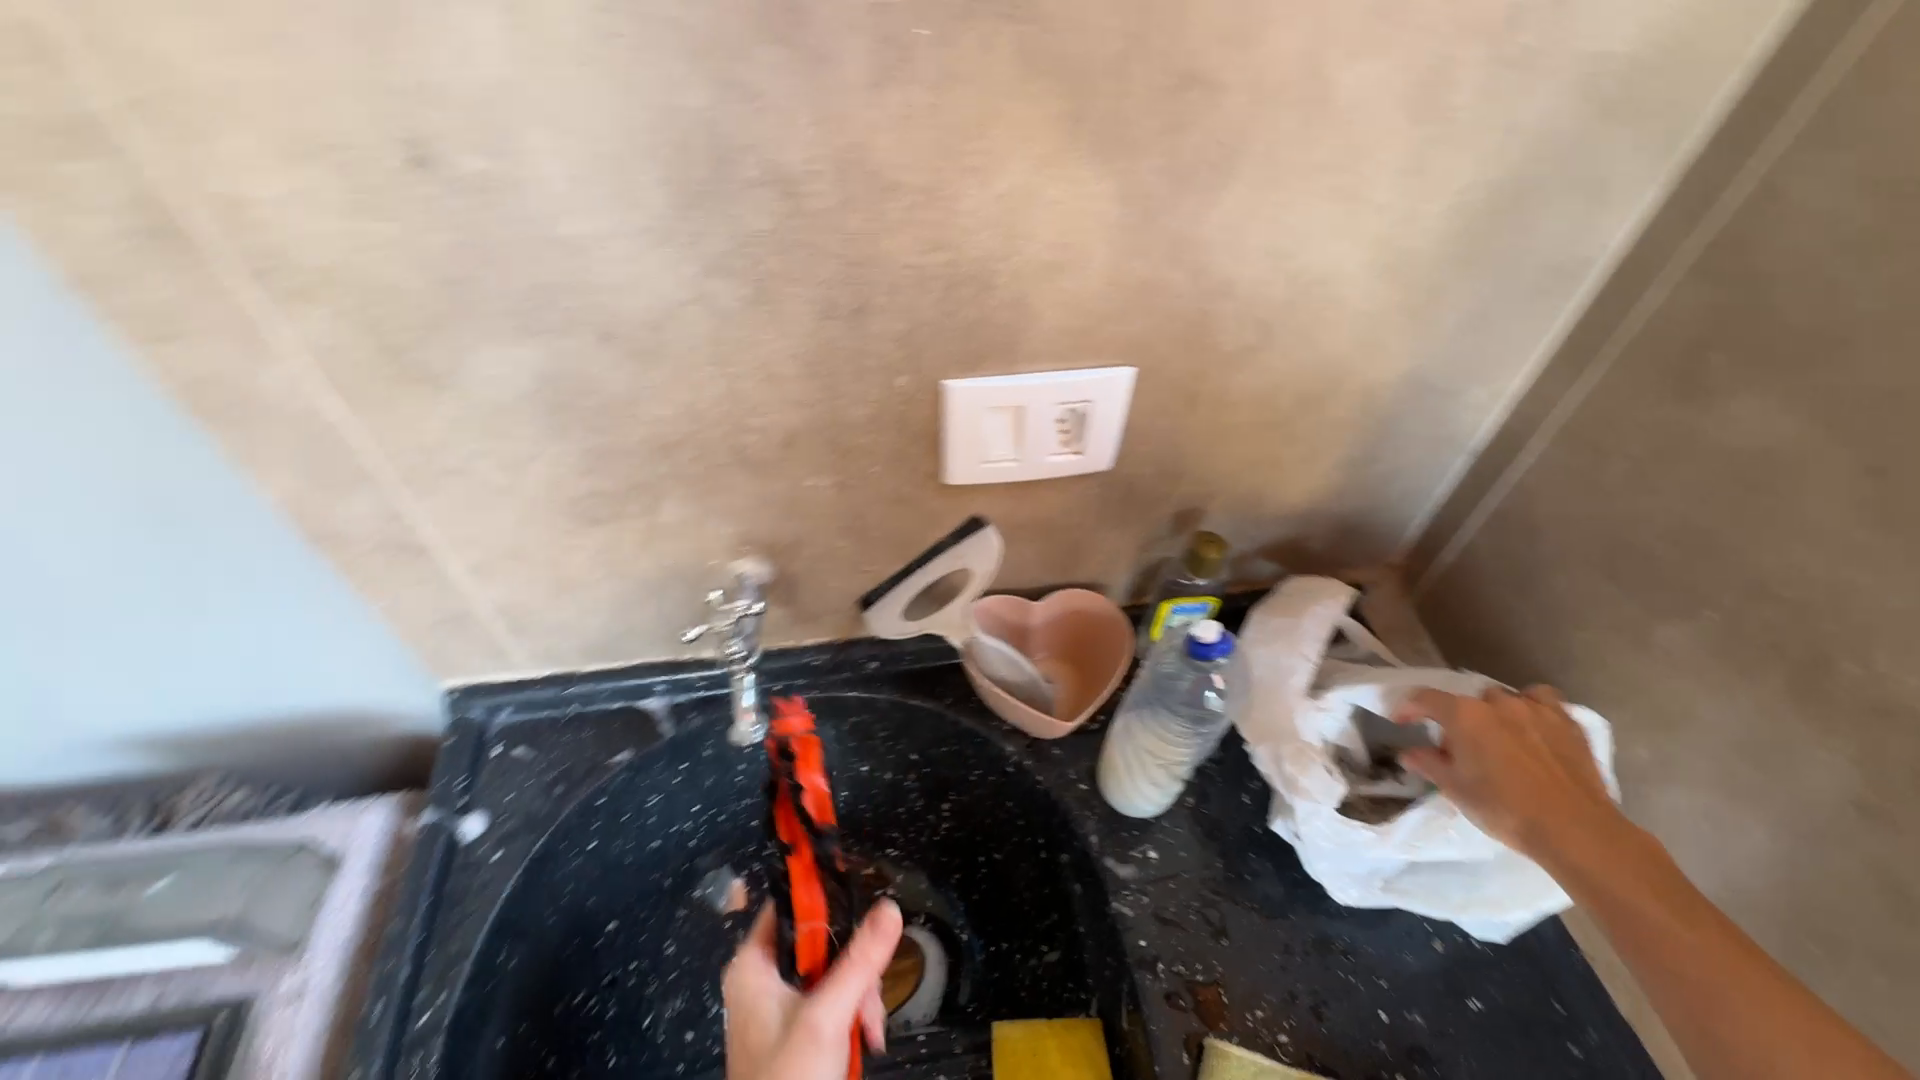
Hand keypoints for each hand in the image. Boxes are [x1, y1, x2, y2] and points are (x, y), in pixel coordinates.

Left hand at [724, 899, 903, 1079]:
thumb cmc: (790, 1077)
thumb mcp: (828, 1017)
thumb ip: (859, 961)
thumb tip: (889, 907)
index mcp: (753, 965)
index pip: (789, 906)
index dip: (824, 898)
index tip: (863, 899)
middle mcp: (762, 979)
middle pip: (818, 943)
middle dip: (854, 967)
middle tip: (870, 996)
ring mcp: (777, 1007)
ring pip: (830, 974)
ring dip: (858, 997)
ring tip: (870, 1031)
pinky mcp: (794, 1031)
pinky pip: (830, 1003)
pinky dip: (850, 1017)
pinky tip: (864, 1040)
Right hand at [1393, 685, 1625, 862]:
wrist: (1573, 829)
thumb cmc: (1504, 809)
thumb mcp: (1455, 790)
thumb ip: (1429, 764)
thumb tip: (1408, 753)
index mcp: (1464, 716)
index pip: (1425, 699)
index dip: (1408, 709)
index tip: (1402, 723)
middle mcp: (1498, 703)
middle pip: (1468, 701)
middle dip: (1460, 721)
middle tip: (1462, 751)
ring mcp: (1536, 709)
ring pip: (1506, 698)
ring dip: (1495, 713)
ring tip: (1499, 739)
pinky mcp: (1568, 722)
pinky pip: (1543, 701)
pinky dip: (1533, 708)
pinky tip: (1533, 729)